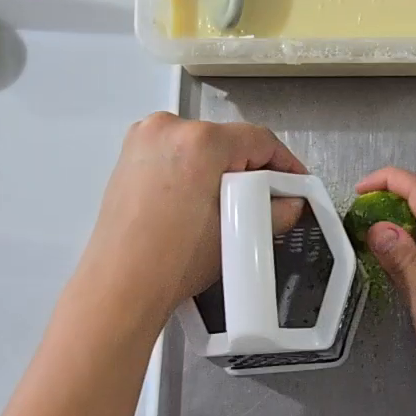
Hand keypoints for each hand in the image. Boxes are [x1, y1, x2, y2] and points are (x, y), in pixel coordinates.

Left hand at [80, 113, 305, 315]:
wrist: (122, 286)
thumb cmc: (169, 262)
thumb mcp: (237, 234)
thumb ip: (274, 211)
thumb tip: (288, 203)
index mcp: (198, 142)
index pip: (258, 139)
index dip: (284, 162)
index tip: (293, 180)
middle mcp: (167, 130)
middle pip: (227, 140)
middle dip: (250, 169)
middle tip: (266, 200)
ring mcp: (143, 142)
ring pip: (200, 146)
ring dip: (220, 170)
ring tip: (228, 208)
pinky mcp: (129, 159)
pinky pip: (175, 155)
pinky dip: (193, 172)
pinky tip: (199, 206)